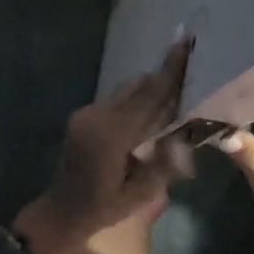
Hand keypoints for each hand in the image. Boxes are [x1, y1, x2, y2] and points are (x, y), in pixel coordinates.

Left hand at [15, 40, 194, 253]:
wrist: (62, 211)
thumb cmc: (103, 208)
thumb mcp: (140, 195)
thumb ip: (164, 165)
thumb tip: (185, 141)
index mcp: (111, 135)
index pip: (148, 96)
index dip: (170, 70)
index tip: (186, 42)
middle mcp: (96, 116)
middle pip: (137, 86)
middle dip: (163, 80)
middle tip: (191, 79)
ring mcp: (86, 113)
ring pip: (126, 91)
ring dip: (149, 93)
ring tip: (173, 102)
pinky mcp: (83, 116)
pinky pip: (116, 101)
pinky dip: (135, 104)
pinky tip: (148, 119)